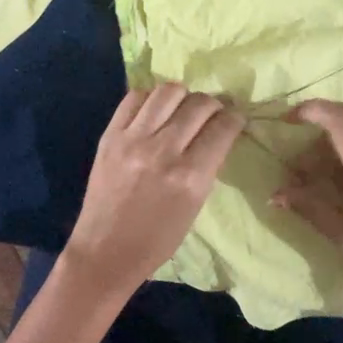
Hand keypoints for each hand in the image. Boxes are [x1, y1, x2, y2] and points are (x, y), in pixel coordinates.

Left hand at [66, 83, 245, 294]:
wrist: (105, 250)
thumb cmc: (157, 240)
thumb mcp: (195, 206)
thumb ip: (207, 166)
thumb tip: (217, 133)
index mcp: (190, 176)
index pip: (223, 128)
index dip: (235, 118)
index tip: (236, 118)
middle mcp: (163, 151)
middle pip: (199, 104)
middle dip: (214, 105)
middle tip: (212, 113)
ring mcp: (133, 140)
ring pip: (168, 91)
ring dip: (184, 96)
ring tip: (183, 108)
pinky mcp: (110, 135)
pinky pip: (135, 98)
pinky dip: (151, 99)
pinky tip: (155, 112)